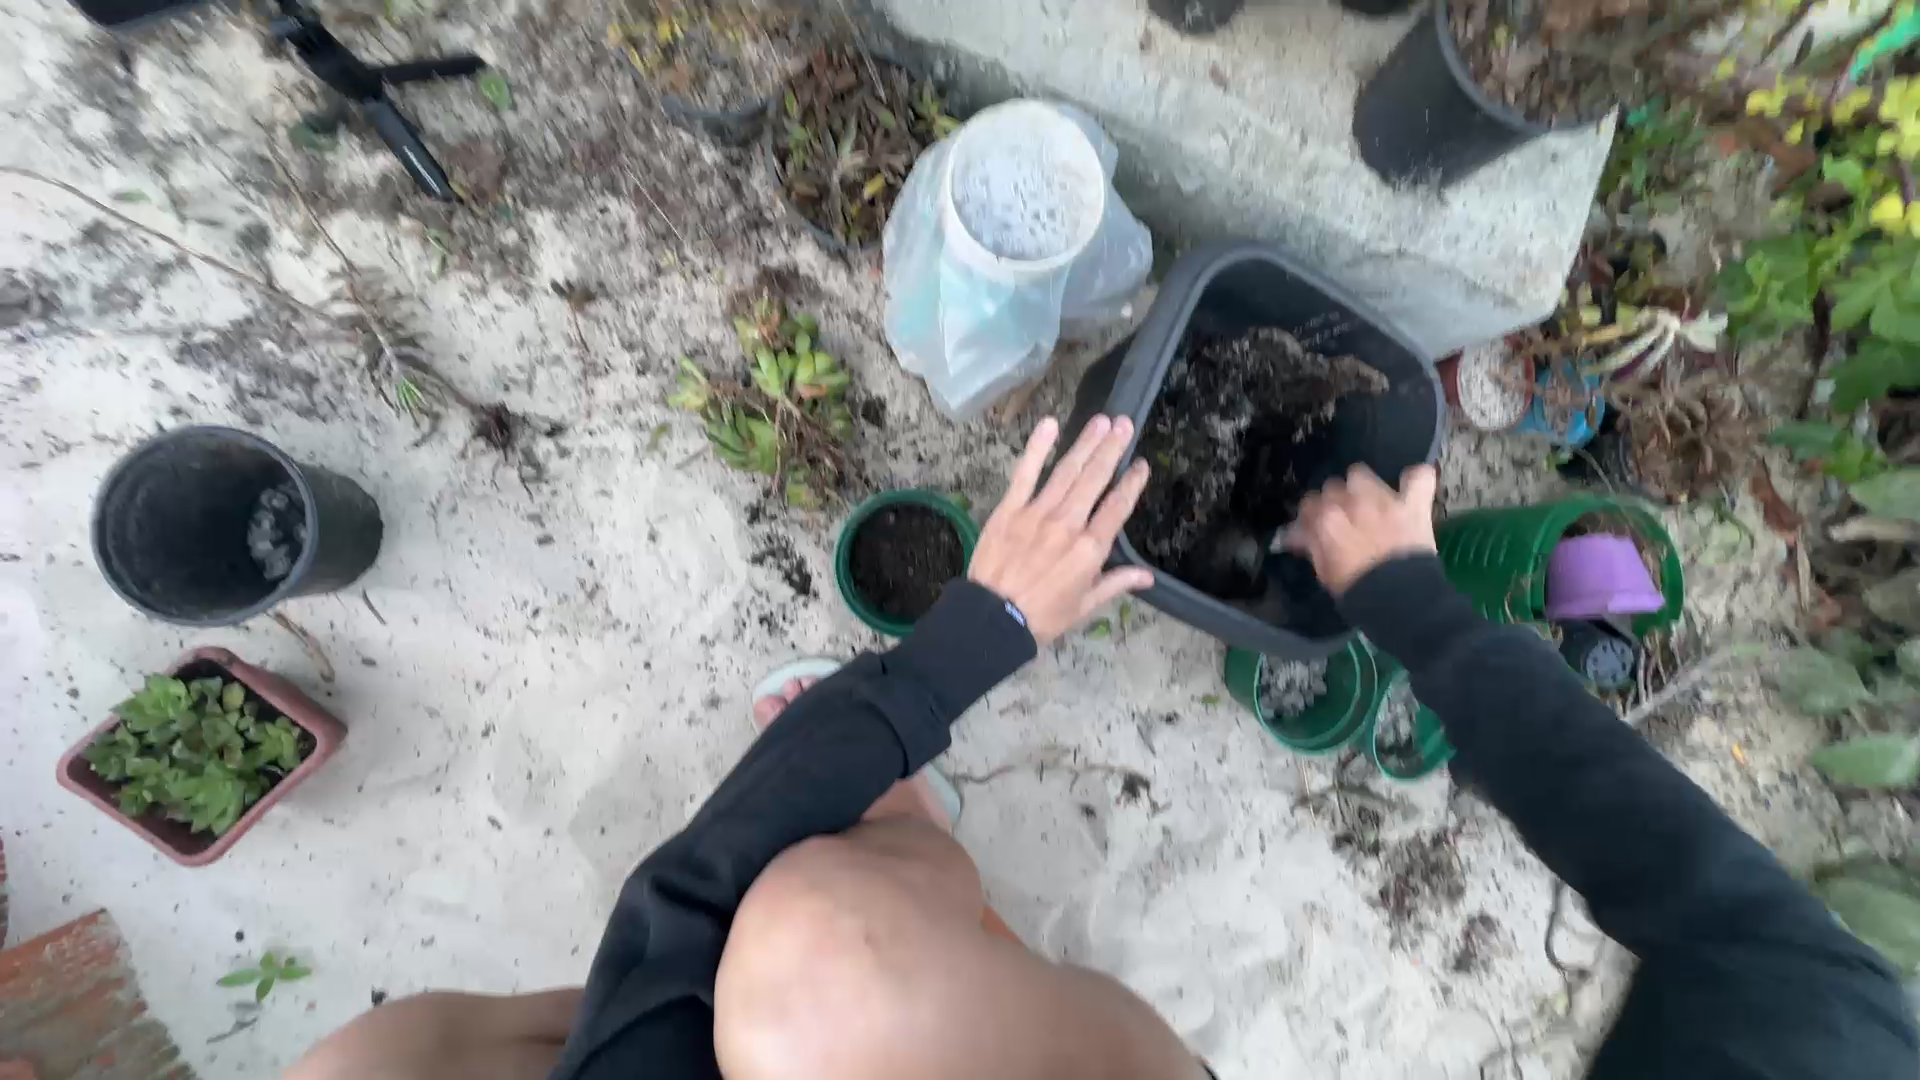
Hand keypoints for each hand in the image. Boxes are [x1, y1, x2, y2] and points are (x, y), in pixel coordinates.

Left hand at [969, 416, 1153, 643]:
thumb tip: (1147, 577)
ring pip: (1067, 470)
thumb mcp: (1085, 606)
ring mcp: (1037, 513)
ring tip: (1101, 420)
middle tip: (1124, 424)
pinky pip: (1025, 473)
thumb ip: (1116, 584)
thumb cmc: (1042, 616)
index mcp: (1090, 549)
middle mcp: (1068, 524)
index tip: (1141, 465)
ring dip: (1085, 443)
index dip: (1132, 483)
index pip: (1118, 507)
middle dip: (1112, 449)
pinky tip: (1050, 424)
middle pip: (1095, 479)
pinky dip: (1038, 448)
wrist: (993, 618)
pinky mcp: (1009, 509)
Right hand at [1286, 464, 1438, 595]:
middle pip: (1332, 486)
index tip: (1315, 526)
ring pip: (1361, 474)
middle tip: (1342, 518)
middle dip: (1334, 500)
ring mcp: (1384, 500)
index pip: (1308, 503)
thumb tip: (1296, 533)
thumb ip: (1311, 545)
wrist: (1401, 599)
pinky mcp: (1413, 504)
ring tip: (1367, 502)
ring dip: (1361, 486)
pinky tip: (1407, 488)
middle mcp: (1351, 503)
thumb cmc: (1357, 589)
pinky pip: (1418, 476)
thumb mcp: (1323, 570)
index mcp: (1326, 520)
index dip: (1311, 515)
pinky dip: (1414, 479)